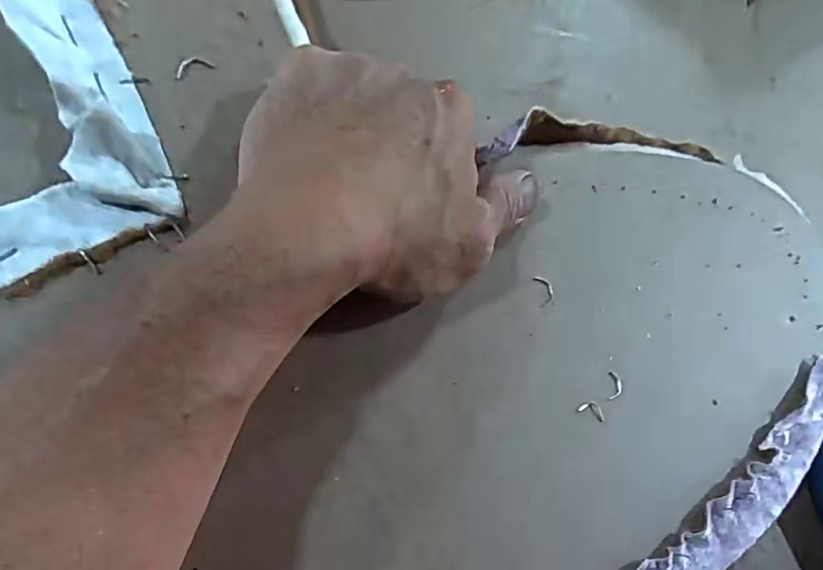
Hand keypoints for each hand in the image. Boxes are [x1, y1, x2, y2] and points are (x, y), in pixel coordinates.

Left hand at [232, 47, 537, 302]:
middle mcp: (403, 77)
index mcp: (450, 113)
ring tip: (333, 186)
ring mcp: (346, 71)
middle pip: (404, 112)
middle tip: (375, 201)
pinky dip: (308, 118)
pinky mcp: (295, 76)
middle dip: (394, 147)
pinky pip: (308, 91)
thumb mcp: (470, 245)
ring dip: (351, 130)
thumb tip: (527, 185)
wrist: (308, 231)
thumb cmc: (396, 241)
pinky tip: (302, 158)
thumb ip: (504, 210)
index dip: (439, 172)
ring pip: (356, 98)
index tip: (420, 207)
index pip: (455, 133)